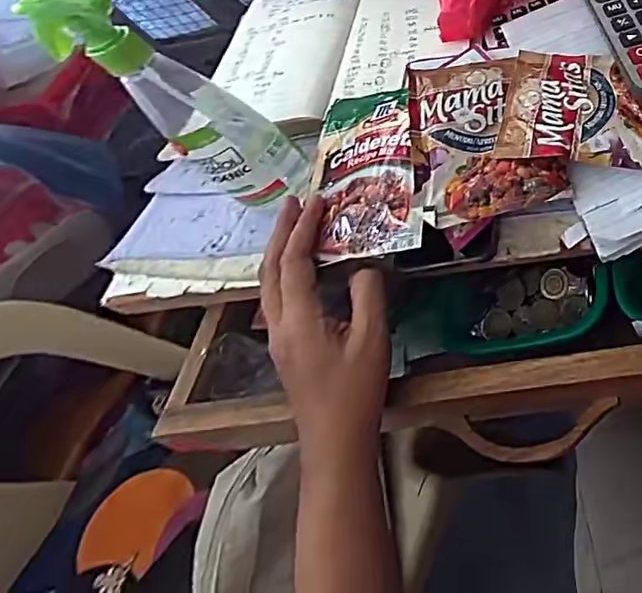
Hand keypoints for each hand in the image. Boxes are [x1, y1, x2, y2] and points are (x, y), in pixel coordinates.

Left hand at [260, 196, 389, 455]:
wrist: (334, 441)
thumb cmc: (355, 391)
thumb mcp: (372, 338)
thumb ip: (367, 294)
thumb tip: (362, 266)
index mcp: (297, 320)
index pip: (293, 263)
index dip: (304, 229)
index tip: (317, 200)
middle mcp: (278, 325)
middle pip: (269, 269)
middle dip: (281, 233)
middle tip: (296, 202)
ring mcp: (278, 337)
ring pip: (268, 284)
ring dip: (280, 250)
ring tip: (297, 225)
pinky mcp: (285, 345)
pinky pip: (277, 296)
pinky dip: (286, 270)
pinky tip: (303, 266)